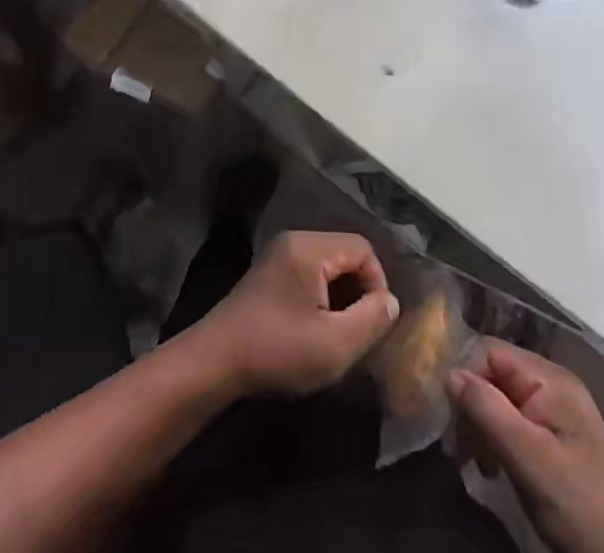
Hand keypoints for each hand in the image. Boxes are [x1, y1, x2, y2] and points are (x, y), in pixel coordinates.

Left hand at [189, 231, 400, 395]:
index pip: (363, 249)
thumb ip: (372, 318)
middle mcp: (292, 242)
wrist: (213, 362)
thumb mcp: (336, 344)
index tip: (373, 322)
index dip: (378, 284)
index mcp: (309, 248)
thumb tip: (390, 301)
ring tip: (337, 334)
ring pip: (327, 267)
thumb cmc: (277, 350)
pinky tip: (313, 330)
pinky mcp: (267, 275)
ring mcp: (276, 257)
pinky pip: (308, 276)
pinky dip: (319, 299)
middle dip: (359, 291)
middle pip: (345, 255)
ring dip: (339, 298)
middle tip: (358, 330)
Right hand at [450, 339, 603, 552]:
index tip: (454, 419)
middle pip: (492, 374)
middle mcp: (551, 386)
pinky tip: (494, 468)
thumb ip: (486, 409)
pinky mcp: (554, 441)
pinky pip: (511, 423)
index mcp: (549, 379)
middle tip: (465, 448)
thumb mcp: (527, 456)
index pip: (488, 351)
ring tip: (479, 463)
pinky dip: (495, 441)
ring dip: (480, 427)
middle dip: (471, 405)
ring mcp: (555, 413)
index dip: (466, 377)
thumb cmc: (581, 505)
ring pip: (498, 400)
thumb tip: (450, 373)